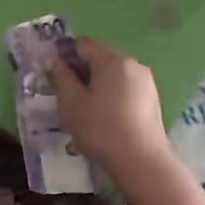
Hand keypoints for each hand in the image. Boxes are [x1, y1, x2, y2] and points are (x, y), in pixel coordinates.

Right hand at [47, 38, 174, 184]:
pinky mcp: (152, 100)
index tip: (53, 75)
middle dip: (81, 73)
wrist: (140, 161)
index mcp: (112, 60)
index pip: (83, 44)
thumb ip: (60, 77)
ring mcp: (146, 82)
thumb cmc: (100, 129)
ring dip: (96, 87)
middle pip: (100, 59)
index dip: (64, 54)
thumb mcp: (71, 103)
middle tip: (66, 97)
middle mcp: (132, 64)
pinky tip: (103, 121)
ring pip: (113, 77)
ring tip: (84, 112)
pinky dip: (111, 98)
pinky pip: (124, 91)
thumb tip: (53, 60)